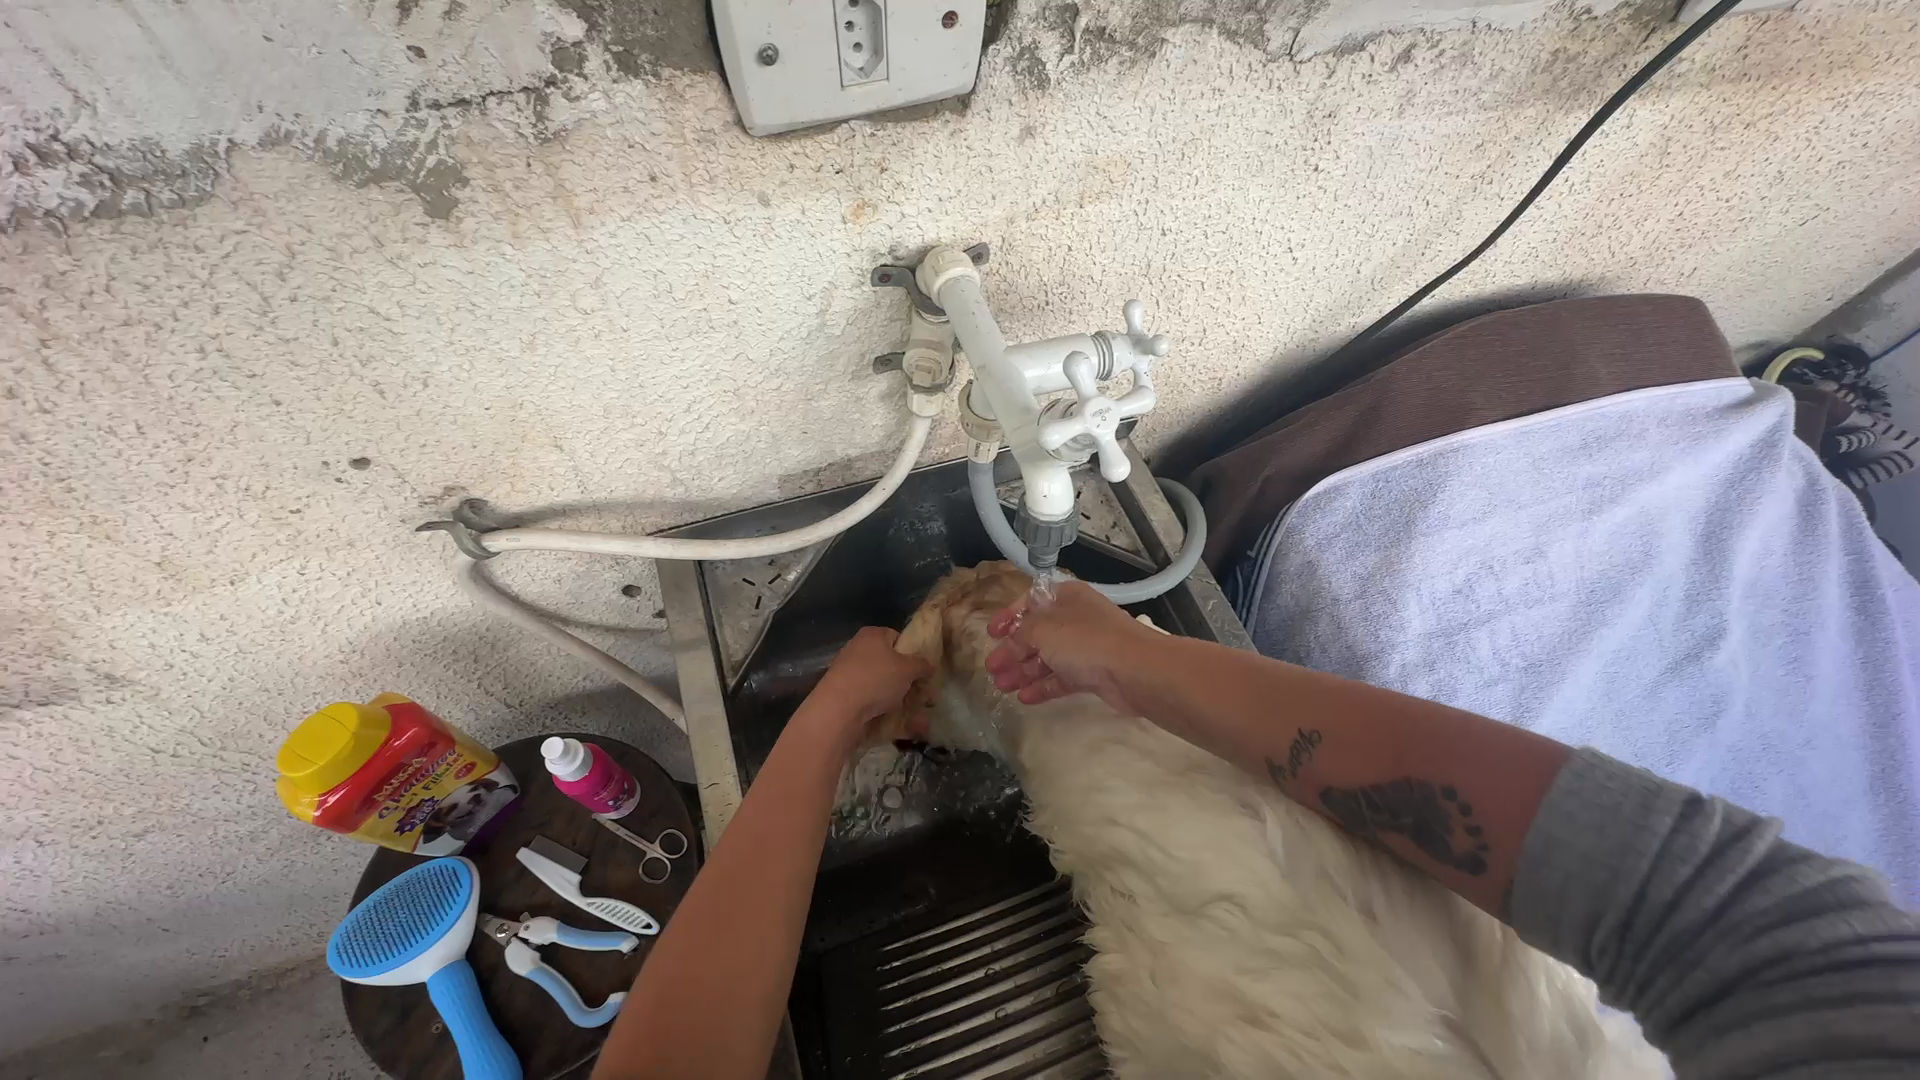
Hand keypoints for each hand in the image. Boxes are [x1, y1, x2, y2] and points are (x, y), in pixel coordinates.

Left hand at [806, 626, 933, 749]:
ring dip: (898, 699)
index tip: (922, 669)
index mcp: (872, 635)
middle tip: (922, 694)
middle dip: (906, 680)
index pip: (897, 637)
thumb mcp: (908, 669)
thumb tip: (929, 666)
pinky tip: (898, 724)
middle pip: (889, 663)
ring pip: (881, 685)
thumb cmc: (876, 679)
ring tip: (916, 716)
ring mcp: (849, 673)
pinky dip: (884, 710)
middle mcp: (858, 650)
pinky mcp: (845, 695)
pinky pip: (871, 700)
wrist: (839, 709)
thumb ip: (922, 665)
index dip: (912, 652)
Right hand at [985, 581, 1154, 712]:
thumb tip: (1014, 638)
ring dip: (1023, 671)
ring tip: (1002, 686)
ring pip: (1048, 658)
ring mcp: (1087, 648)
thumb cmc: (1085, 640)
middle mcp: (1076, 619)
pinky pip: (1062, 679)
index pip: (1031, 602)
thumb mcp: (1043, 628)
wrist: (1135, 671)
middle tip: (992, 668)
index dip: (1009, 616)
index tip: (991, 633)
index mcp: (1066, 597)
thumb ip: (1022, 631)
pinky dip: (1043, 687)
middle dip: (1013, 651)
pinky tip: (1024, 698)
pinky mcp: (1094, 674)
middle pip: (1037, 634)